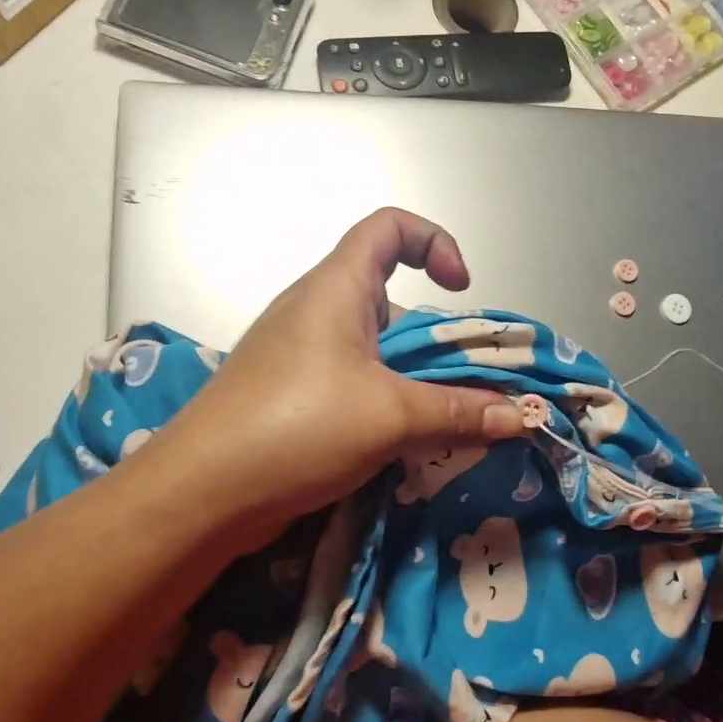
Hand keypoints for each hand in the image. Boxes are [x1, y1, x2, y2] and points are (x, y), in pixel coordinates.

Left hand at [132, 208, 524, 542]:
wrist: (201, 494)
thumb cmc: (296, 427)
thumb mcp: (390, 416)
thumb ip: (459, 413)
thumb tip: (521, 418)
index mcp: (337, 288)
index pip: (389, 227)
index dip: (433, 242)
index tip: (460, 291)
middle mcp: (317, 310)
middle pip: (393, 300)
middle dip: (437, 340)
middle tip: (469, 384)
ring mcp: (301, 355)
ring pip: (376, 350)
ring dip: (416, 380)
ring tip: (445, 423)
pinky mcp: (292, 396)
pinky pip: (355, 384)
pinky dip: (387, 405)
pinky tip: (404, 446)